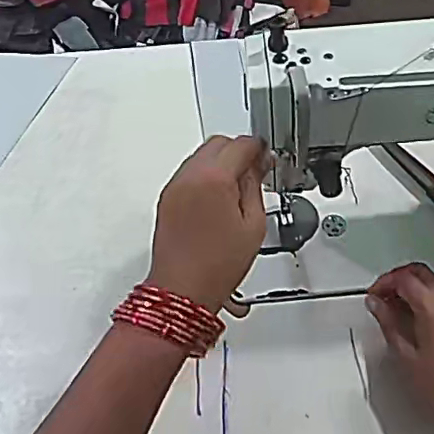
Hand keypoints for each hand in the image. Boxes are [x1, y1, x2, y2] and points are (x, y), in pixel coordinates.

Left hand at [147, 136, 266, 309]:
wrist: (183, 289)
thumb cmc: (216, 265)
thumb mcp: (254, 224)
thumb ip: (256, 186)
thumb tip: (258, 166)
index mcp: (214, 179)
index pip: (241, 145)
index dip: (259, 148)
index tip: (266, 157)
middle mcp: (190, 177)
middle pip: (218, 143)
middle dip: (239, 151)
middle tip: (256, 169)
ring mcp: (175, 186)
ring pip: (202, 155)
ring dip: (221, 162)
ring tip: (238, 186)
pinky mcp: (167, 197)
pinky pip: (189, 172)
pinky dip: (206, 174)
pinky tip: (220, 196)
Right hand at [367, 264, 433, 433]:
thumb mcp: (405, 354)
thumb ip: (388, 323)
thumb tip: (377, 305)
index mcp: (433, 307)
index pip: (404, 278)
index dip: (384, 282)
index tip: (373, 294)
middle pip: (420, 273)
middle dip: (397, 279)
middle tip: (380, 294)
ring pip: (431, 284)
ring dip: (410, 289)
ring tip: (391, 309)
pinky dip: (423, 300)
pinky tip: (410, 319)